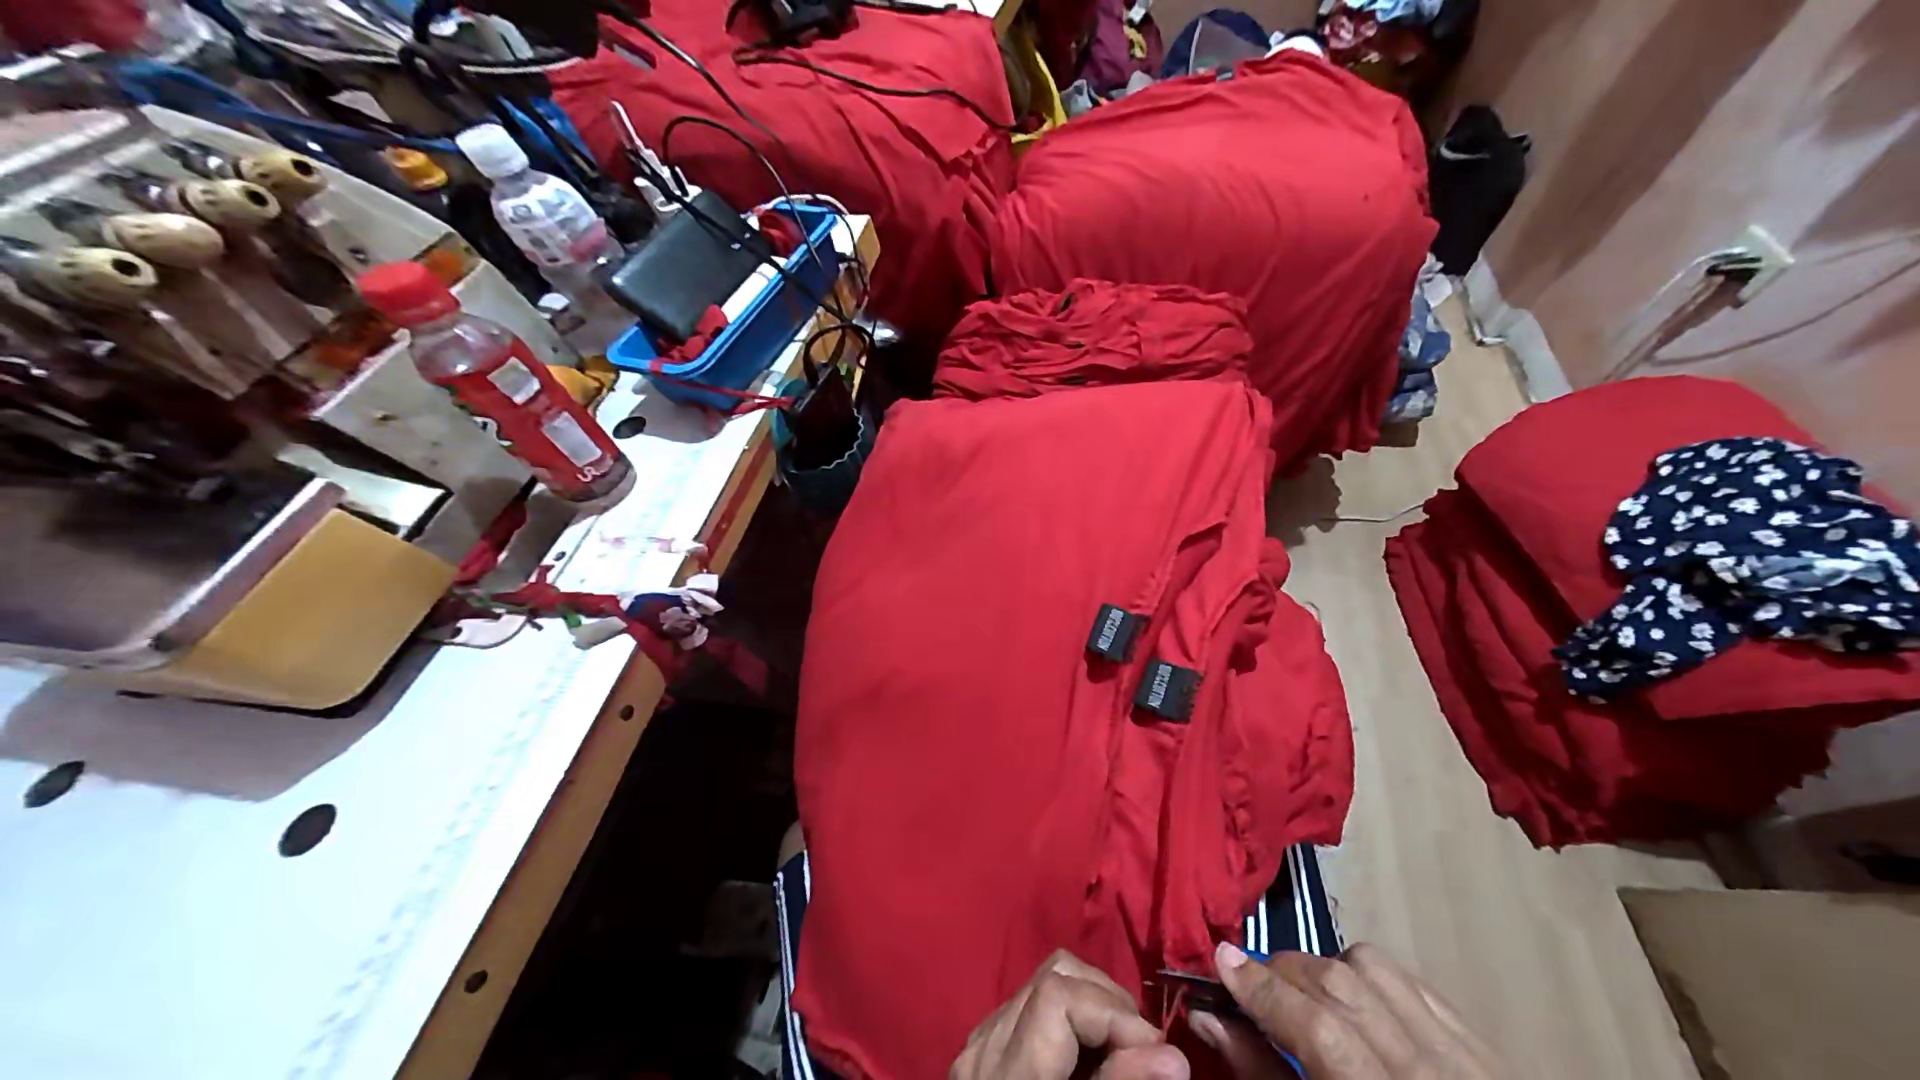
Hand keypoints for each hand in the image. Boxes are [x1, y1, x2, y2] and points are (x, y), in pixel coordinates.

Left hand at [951, 950, 1190, 1079]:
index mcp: (1008, 1075)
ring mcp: (980, 1045)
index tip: (1158, 1054)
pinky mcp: (984, 1051)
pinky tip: (1089, 1059)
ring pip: (1043, 981)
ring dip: (1093, 1004)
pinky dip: (1069, 1018)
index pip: (1058, 996)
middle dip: (1110, 1003)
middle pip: (1054, 976)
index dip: (1115, 1013)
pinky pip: (1030, 1005)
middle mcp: (986, 1047)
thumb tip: (1173, 1056)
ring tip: (1123, 1052)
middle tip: (1144, 1053)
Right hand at [1186, 942, 1500, 1078]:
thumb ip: (1261, 1075)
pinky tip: (1355, 1001)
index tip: (1221, 961)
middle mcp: (1429, 1074)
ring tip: (1308, 996)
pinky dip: (1372, 978)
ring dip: (1327, 968)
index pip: (1317, 1027)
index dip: (1262, 988)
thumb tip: (1209, 1015)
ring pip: (1376, 969)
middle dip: (1284, 971)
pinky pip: (1415, 983)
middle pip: (1342, 985)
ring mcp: (1467, 1058)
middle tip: (1254, 984)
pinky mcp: (1484, 1048)